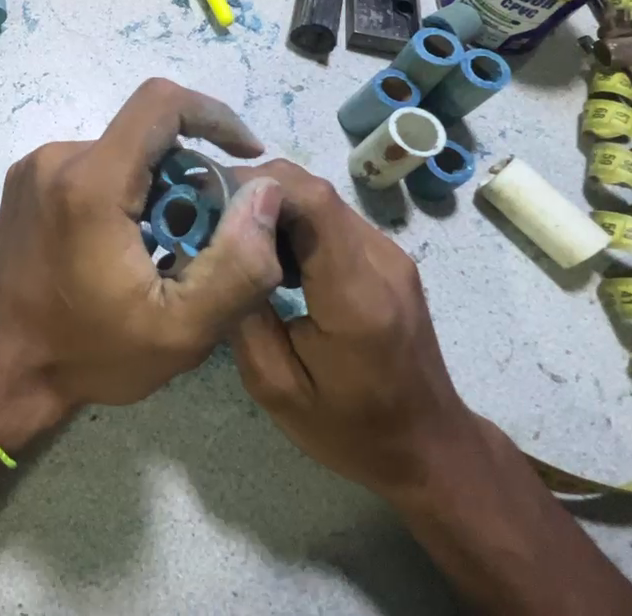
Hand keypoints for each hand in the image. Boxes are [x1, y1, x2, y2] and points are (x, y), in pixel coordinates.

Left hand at [0, 79, 286, 433]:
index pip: (161, 103)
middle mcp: (56, 159)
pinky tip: (130, 244)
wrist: (8, 368)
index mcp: (90, 184)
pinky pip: (93, 165)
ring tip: (166, 250)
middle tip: (204, 236)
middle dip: (189, 174)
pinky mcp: (26, 181)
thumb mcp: (182, 330)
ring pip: (122, 150)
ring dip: (158, 187)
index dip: (214, 115)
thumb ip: (238, 263)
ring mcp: (34, 168)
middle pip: (145, 134)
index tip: (246, 155)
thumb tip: (265, 190)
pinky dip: (125, 191)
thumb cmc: (91, 353)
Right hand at [229, 160, 487, 502]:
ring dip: (269, 204)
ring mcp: (389, 254)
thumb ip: (245, 313)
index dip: (253, 185)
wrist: (428, 447)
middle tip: (203, 216)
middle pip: (312, 190)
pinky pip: (330, 218)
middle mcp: (380, 260)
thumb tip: (219, 250)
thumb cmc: (350, 429)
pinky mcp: (386, 258)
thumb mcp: (276, 386)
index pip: (310, 202)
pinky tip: (265, 252)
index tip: (204, 199)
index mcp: (355, 296)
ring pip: (319, 198)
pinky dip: (290, 220)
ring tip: (228, 234)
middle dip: (251, 189)